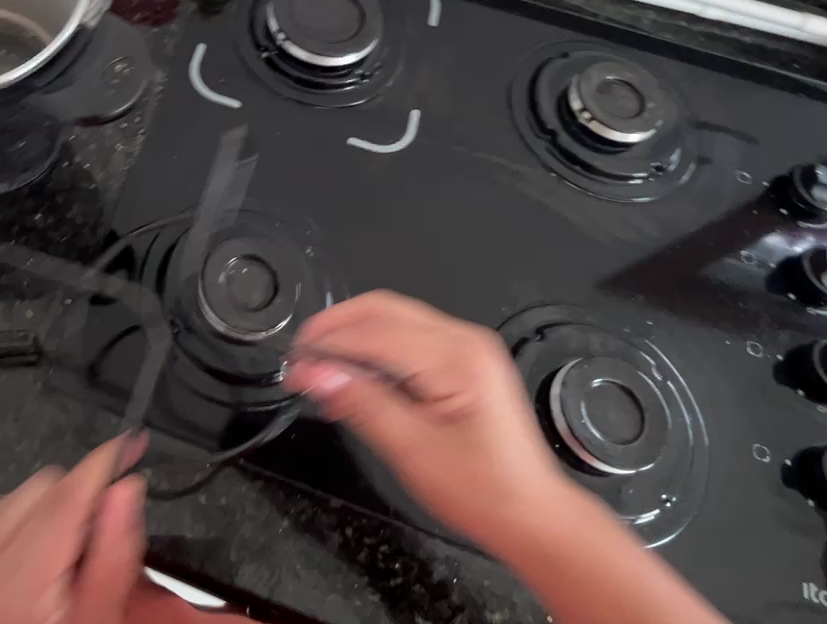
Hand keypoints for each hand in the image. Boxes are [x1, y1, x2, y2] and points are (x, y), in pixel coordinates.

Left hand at [0, 434, 215, 623]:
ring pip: (21, 492)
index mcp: (18, 578)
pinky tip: (26, 561)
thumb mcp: (93, 620)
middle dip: (77, 501)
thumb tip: (127, 492)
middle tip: (92, 542)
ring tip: (58, 559)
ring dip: (47, 512)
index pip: (69, 491)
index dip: (106, 460)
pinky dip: (18, 524)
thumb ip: (113, 558)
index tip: (131, 444)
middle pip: (47, 484)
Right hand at [284, 290, 572, 549]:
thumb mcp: (413, 451)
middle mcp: (463, 339)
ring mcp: (464, 345)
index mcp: (457, 358)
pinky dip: (371, 346)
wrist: (533, 516)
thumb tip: (313, 372)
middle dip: (334, 326)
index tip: (293, 364)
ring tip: (319, 366)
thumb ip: (360, 402)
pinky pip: (405, 335)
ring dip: (350, 334)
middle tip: (300, 356)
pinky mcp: (460, 357)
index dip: (327, 344)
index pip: (375, 333)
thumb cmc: (482, 491)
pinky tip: (352, 373)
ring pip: (391, 317)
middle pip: (382, 309)